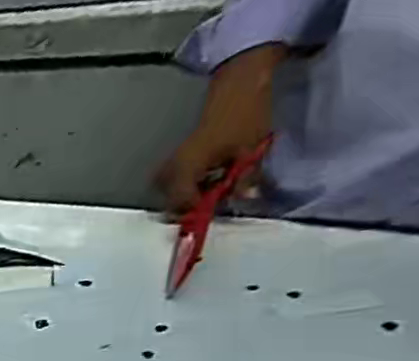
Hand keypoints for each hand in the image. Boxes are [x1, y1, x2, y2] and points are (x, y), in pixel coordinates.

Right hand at [154, 43, 284, 213]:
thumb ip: (246, 178)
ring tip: (220, 183)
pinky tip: (212, 176)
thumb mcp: (251, 150)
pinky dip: (193, 186)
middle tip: (223, 195)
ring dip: (196, 195)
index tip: (221, 209)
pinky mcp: (171, 165)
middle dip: (197, 205)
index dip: (202, 211)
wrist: (236, 92)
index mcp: (183, 172)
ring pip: (174, 196)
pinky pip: (175, 186)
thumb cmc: (243, 118)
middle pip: (174, 204)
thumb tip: (246, 200)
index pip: (183, 205)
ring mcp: (167, 169)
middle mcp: (167, 174)